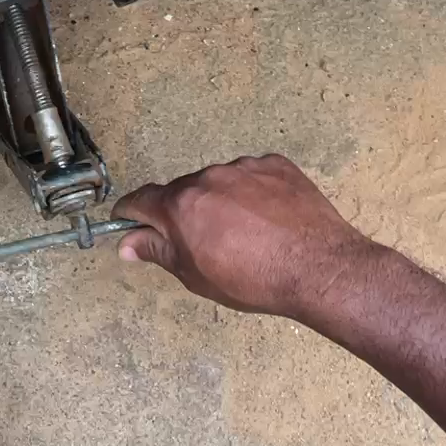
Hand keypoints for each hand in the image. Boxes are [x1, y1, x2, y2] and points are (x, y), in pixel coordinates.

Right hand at [112, 154, 382, 318]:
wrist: (317, 268)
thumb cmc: (253, 280)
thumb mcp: (194, 275)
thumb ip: (157, 251)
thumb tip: (128, 243)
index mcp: (181, 205)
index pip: (140, 200)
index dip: (130, 213)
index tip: (128, 221)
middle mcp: (208, 177)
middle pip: (181, 192)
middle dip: (182, 213)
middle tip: (200, 243)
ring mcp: (244, 167)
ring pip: (217, 182)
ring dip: (218, 202)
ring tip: (242, 234)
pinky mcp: (275, 165)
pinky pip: (251, 176)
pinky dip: (250, 193)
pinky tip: (265, 220)